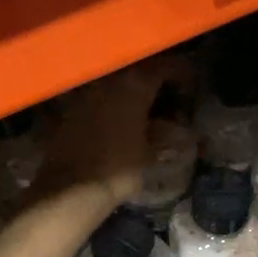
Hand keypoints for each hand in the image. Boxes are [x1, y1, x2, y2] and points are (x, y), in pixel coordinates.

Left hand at [35, 54, 187, 202]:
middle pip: (136, 70)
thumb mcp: (149, 155)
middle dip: (153, 80)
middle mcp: (109, 81)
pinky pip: (97, 99)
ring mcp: (86, 93)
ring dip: (129, 92)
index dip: (180, 73)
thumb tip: (169, 131)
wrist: (71, 189)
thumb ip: (162, 137)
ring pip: (114, 83)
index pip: (164, 67)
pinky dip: (110, 105)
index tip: (188, 84)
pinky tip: (117, 121)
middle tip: (166, 95)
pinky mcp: (70, 110)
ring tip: (142, 108)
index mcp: (135, 86)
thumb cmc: (118, 170)